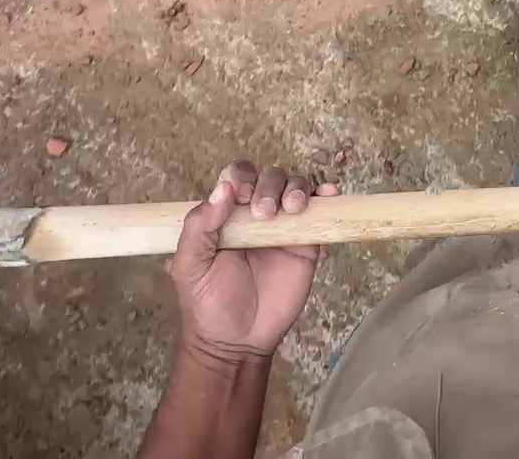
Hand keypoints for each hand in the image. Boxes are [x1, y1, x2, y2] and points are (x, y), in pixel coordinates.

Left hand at [167, 161, 339, 366]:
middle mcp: (257, 213)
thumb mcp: (191, 267)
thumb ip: (199, 228)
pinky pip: (321, 210)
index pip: (238, 177)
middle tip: (264, 214)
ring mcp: (285, 225)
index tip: (241, 195)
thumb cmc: (208, 304)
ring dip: (297, 188)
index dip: (242, 177)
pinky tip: (327, 195)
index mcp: (227, 215)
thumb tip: (222, 189)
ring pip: (297, 185)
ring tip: (292, 209)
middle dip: (270, 186)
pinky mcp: (308, 241)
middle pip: (271, 176)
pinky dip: (326, 196)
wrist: (238, 342)